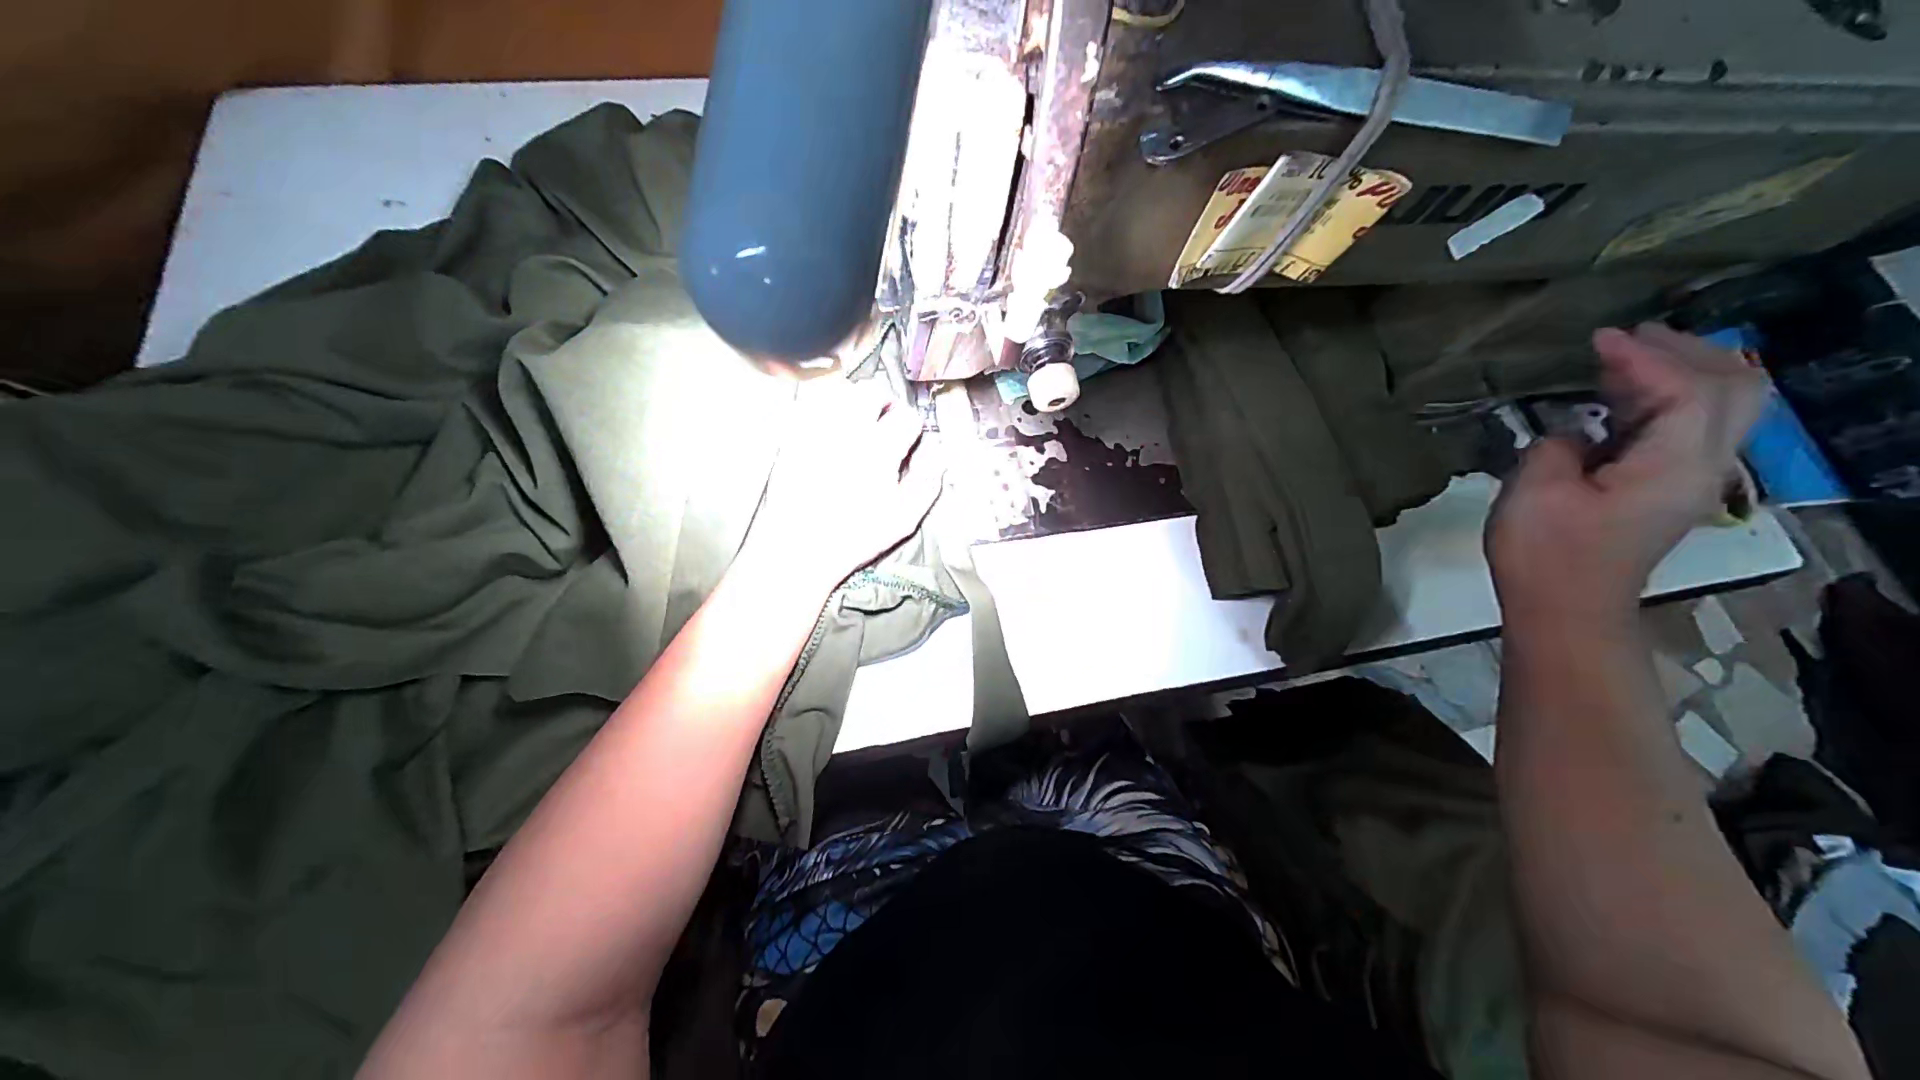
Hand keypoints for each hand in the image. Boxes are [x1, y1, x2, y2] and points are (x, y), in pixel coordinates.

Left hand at [737, 378, 943, 592]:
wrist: (798, 547)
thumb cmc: (855, 536)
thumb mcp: (903, 519)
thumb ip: (927, 483)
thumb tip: (939, 455)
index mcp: (879, 449)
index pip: (906, 417)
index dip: (912, 427)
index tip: (909, 441)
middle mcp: (847, 430)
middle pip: (871, 390)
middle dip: (884, 401)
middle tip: (885, 420)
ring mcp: (816, 429)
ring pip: (839, 392)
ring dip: (854, 401)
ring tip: (857, 422)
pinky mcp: (790, 435)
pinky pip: (809, 405)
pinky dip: (824, 409)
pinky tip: (828, 429)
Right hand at [1487, 324, 1765, 620]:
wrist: (1565, 611)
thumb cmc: (1546, 553)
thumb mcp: (1535, 491)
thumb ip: (1559, 445)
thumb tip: (1574, 435)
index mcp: (1674, 465)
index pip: (1685, 389)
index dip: (1644, 357)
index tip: (1597, 339)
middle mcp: (1702, 467)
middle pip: (1735, 389)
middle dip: (1689, 352)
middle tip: (1632, 337)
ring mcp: (1691, 481)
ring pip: (1722, 407)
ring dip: (1684, 372)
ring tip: (1629, 356)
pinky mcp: (1668, 491)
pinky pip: (1691, 428)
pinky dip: (1668, 399)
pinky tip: (1624, 397)